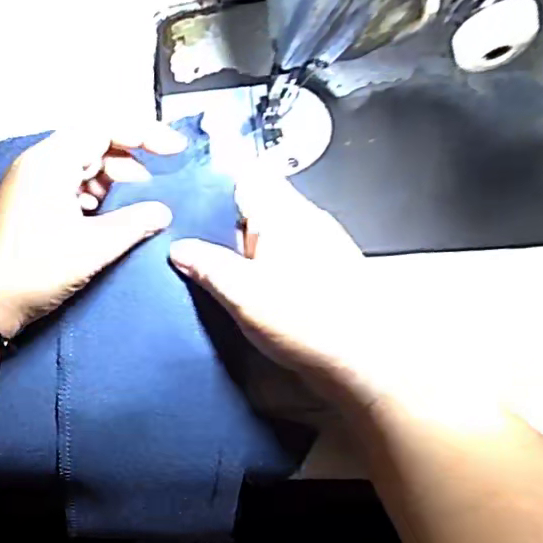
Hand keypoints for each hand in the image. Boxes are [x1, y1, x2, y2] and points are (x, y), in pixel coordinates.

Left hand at [0, 124, 186, 335]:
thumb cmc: (35, 269)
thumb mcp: (92, 248)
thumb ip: (133, 225)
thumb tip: (162, 212)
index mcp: (50, 161)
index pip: (104, 128)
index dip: (144, 134)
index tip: (175, 151)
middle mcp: (37, 164)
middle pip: (92, 145)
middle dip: (129, 163)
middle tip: (155, 189)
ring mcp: (29, 185)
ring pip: (80, 169)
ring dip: (110, 183)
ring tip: (133, 208)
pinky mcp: (27, 207)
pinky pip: (66, 188)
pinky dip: (91, 198)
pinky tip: (104, 219)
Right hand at [169, 174, 488, 415]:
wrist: (361, 364)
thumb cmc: (313, 325)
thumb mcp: (242, 294)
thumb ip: (207, 266)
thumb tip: (181, 250)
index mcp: (285, 215)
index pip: (244, 178)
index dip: (211, 190)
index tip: (187, 213)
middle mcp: (305, 224)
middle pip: (252, 209)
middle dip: (221, 230)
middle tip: (197, 256)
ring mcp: (317, 249)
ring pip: (266, 238)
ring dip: (241, 256)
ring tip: (222, 283)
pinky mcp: (321, 276)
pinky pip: (280, 263)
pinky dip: (261, 275)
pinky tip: (251, 300)